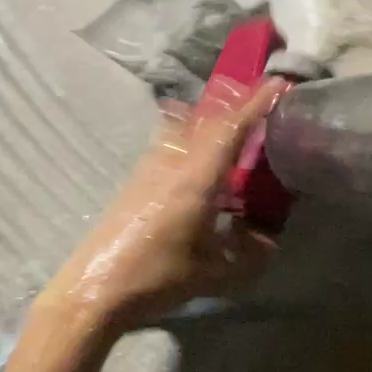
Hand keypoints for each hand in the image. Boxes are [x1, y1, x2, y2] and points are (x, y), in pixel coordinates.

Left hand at [37, 76, 289, 333]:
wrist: (96, 288)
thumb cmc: (157, 277)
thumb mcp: (212, 274)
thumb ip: (247, 257)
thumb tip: (269, 245)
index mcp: (196, 178)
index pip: (230, 129)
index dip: (254, 104)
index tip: (276, 84)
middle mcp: (173, 163)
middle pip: (208, 121)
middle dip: (236, 108)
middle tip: (262, 104)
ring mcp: (150, 168)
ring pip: (186, 129)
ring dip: (211, 121)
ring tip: (234, 129)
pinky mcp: (137, 179)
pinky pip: (171, 144)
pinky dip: (192, 138)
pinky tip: (199, 160)